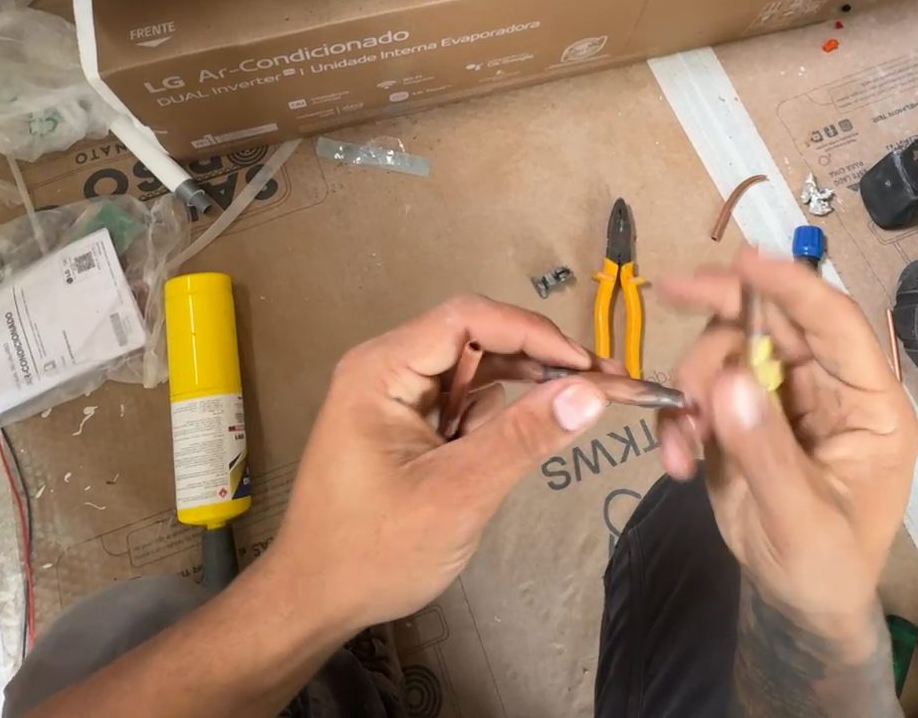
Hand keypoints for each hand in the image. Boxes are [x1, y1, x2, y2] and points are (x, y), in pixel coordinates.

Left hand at [264, 295, 611, 635]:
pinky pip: (462, 397)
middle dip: (536, 358)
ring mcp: (396, 391)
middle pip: (474, 337)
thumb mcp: (457, 494)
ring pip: (474, 366)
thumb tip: (591, 391)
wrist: (315, 599)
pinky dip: (498, 412)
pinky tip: (526, 429)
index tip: (588, 366)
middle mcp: (387, 365)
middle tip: (601, 384)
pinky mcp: (407, 418)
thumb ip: (523, 437)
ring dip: (523, 384)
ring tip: (579, 404)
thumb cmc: (375, 550)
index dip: (532, 333)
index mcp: (382, 368)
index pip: (467, 319)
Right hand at [656, 251, 917, 645]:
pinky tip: (677, 458)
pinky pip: (699, 384)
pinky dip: (678, 414)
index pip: (835, 324)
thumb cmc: (824, 567)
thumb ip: (766, 454)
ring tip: (685, 440)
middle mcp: (824, 384)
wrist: (794, 599)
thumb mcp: (803, 521)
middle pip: (770, 319)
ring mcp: (778, 392)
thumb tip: (728, 383)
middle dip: (719, 310)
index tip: (743, 260)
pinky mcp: (739, 408)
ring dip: (691, 383)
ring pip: (724, 345)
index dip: (792, 286)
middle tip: (668, 290)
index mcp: (868, 403)